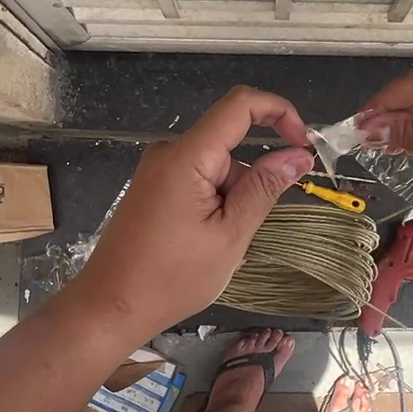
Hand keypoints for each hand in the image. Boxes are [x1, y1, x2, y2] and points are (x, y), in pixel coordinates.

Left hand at [67, 86, 314, 334]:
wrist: (109, 307)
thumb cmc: (171, 278)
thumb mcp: (230, 236)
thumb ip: (265, 188)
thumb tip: (299, 155)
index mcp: (187, 156)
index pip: (240, 104)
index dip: (279, 112)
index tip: (302, 145)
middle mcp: (169, 152)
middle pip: (230, 143)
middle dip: (252, 180)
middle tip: (246, 230)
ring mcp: (158, 169)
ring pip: (217, 167)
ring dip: (234, 200)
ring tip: (220, 248)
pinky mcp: (154, 187)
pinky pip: (199, 180)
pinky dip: (216, 205)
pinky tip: (204, 244)